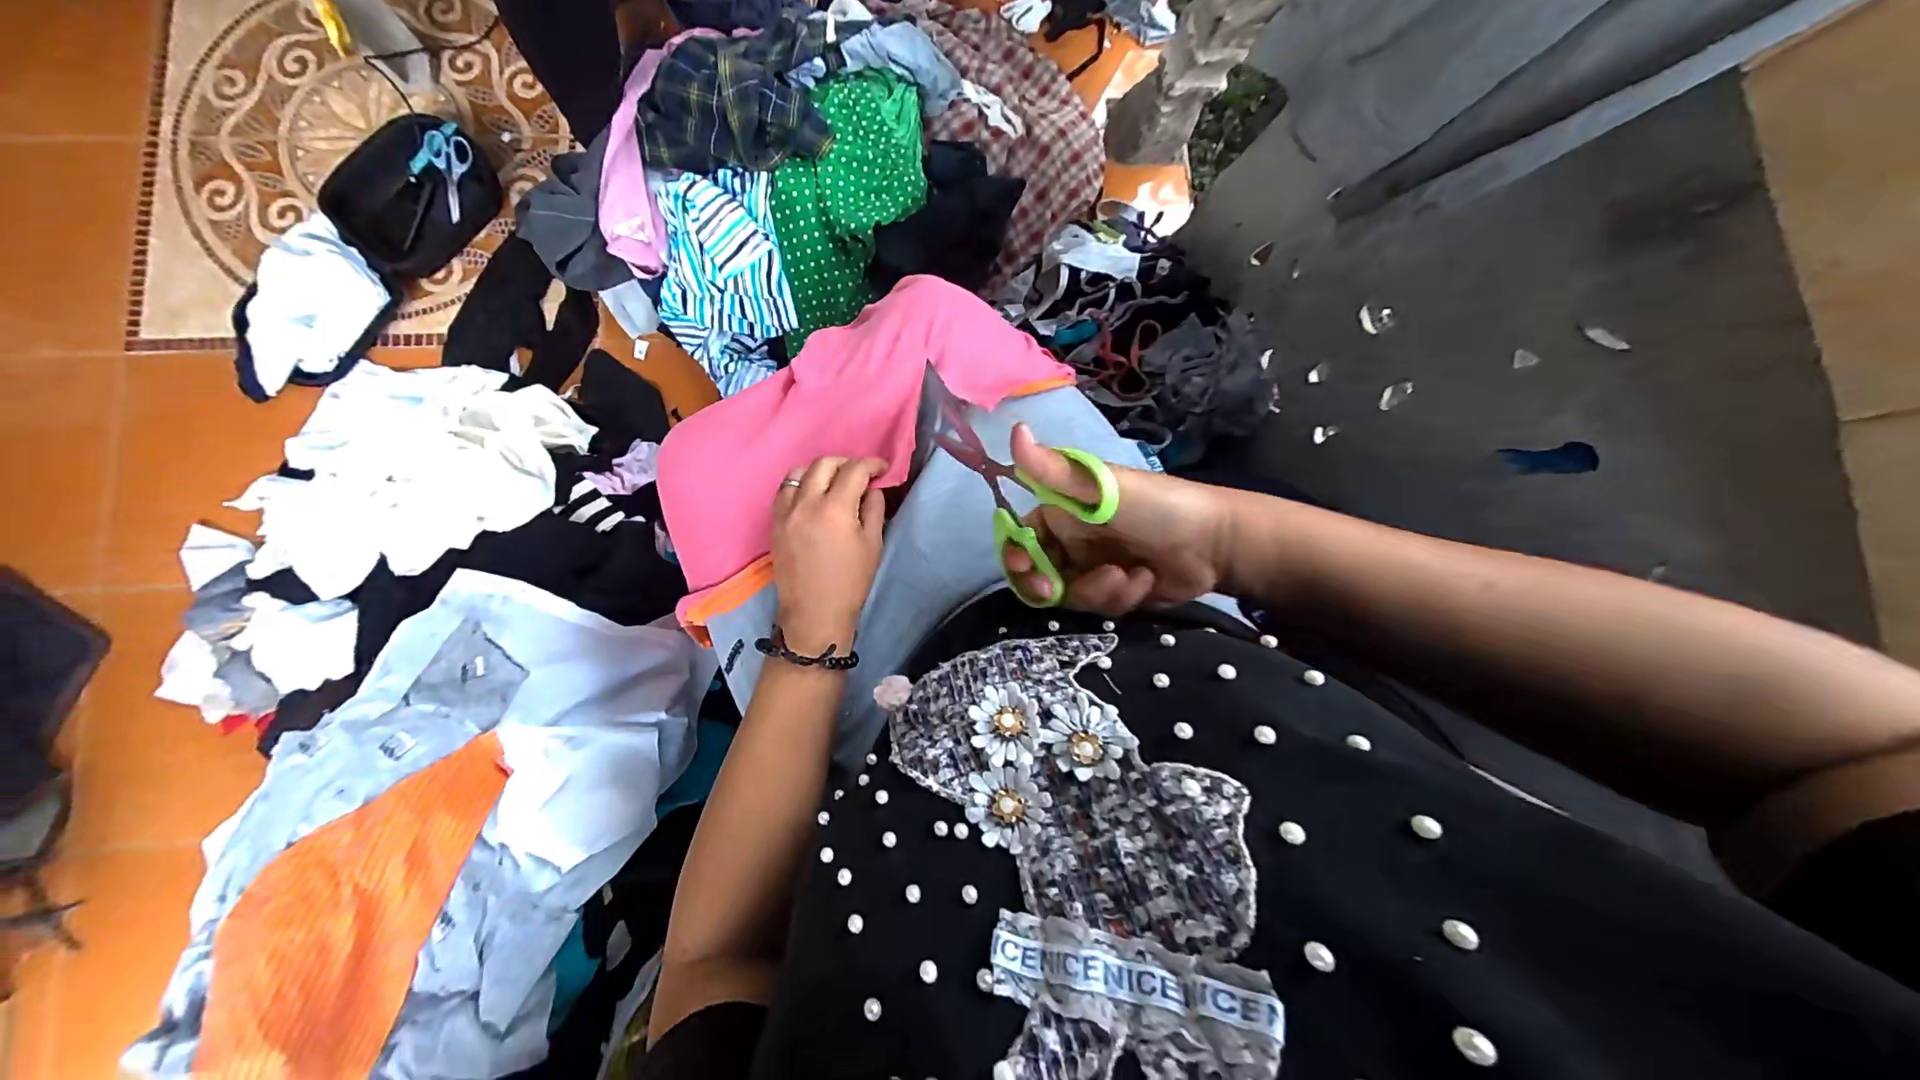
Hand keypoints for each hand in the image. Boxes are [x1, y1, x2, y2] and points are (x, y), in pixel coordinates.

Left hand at [770, 456, 887, 654]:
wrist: (814, 612)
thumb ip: (873, 509)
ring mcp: (786, 511)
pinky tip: (811, 496)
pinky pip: (784, 490)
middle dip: (846, 463)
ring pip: (799, 472)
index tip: (882, 469)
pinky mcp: (774, 522)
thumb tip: (870, 488)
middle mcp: (806, 503)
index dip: (871, 464)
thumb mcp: (873, 544)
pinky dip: (800, 485)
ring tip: (833, 483)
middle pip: (824, 464)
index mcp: (835, 509)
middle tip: (859, 474)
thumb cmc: (850, 581)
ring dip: (820, 471)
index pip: (854, 470)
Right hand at [1001, 424, 1237, 615]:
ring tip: (1127, 576)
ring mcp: (1094, 568)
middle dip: (1044, 585)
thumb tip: (1015, 430)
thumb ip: (1053, 469)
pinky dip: (1122, 596)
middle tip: (1054, 592)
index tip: (1023, 567)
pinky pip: (1101, 606)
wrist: (1216, 541)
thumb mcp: (1100, 487)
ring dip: (1096, 590)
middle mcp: (1073, 540)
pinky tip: (1146, 580)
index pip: (1022, 535)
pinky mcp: (1117, 592)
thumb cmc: (1156, 505)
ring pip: (1070, 594)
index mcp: (1064, 511)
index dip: (1015, 553)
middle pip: (1037, 573)